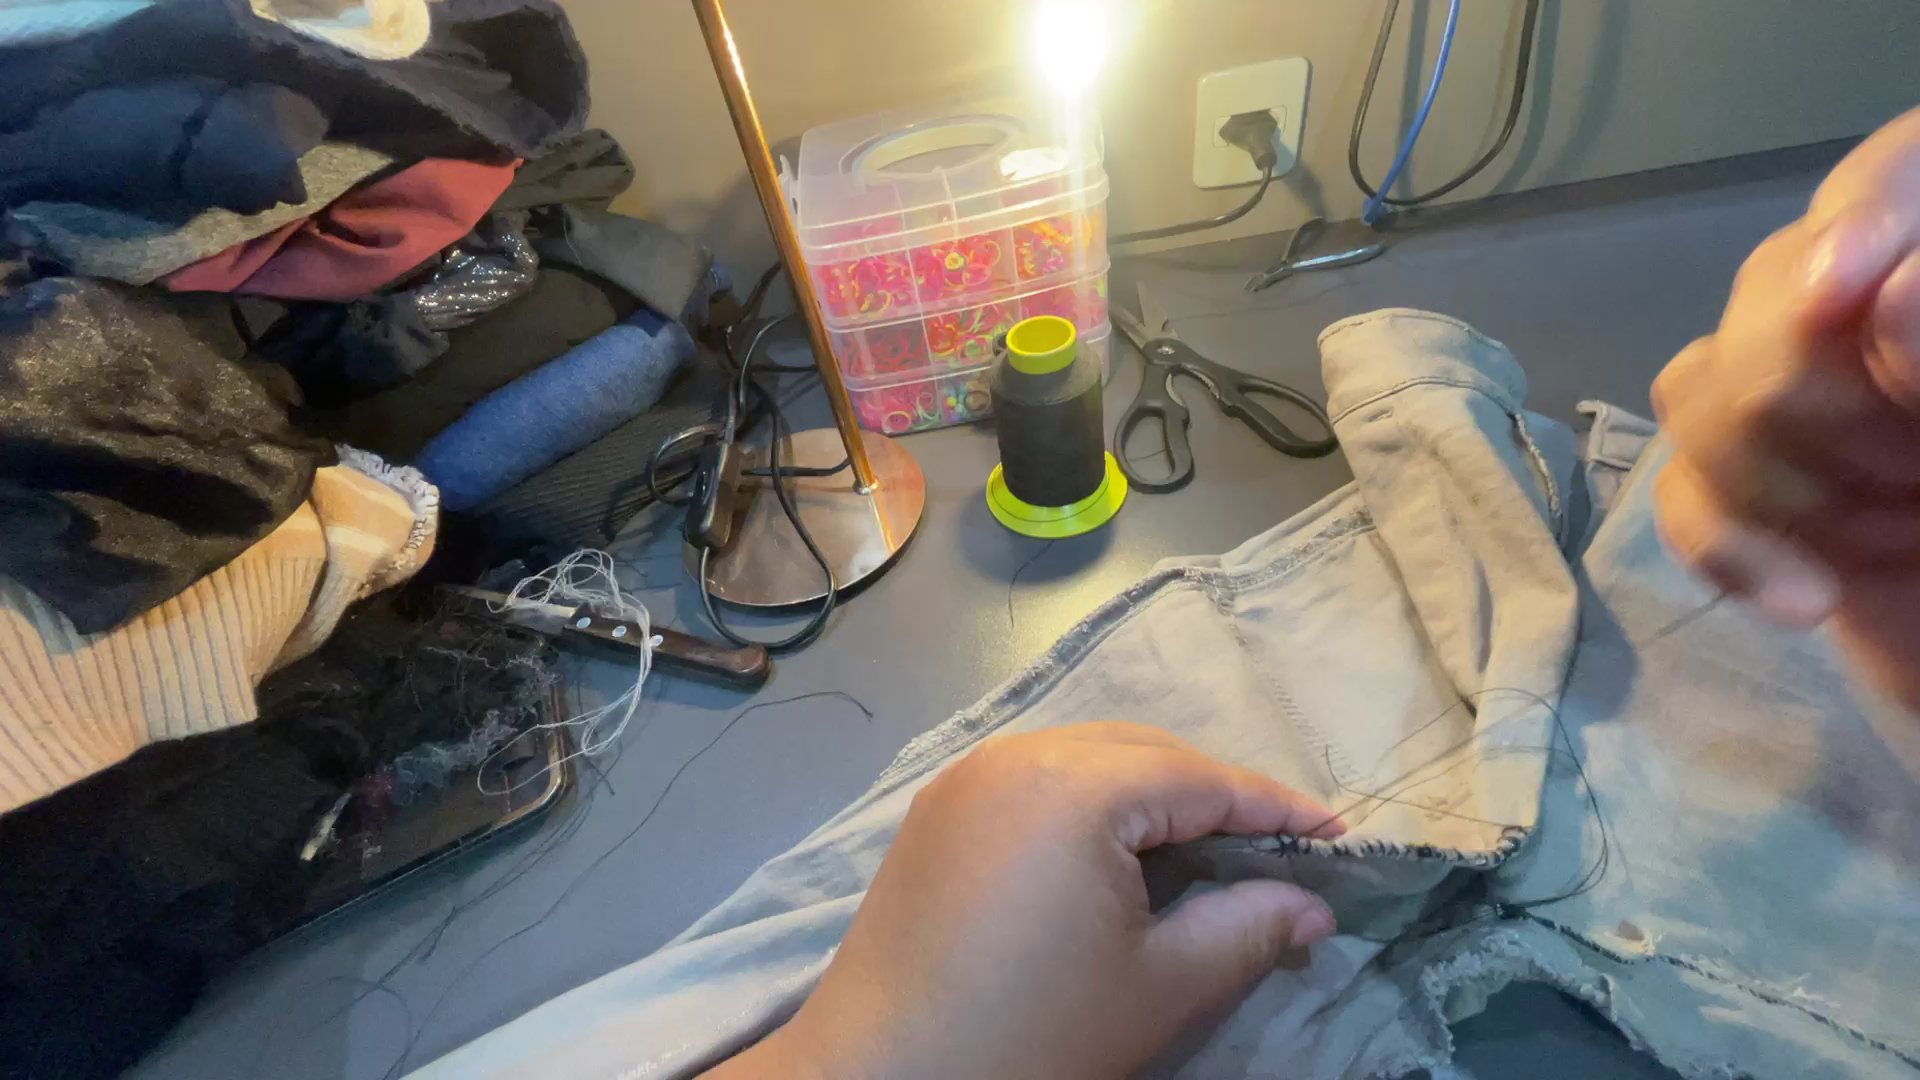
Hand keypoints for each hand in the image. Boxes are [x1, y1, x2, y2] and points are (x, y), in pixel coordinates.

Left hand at [711, 724, 1344, 1079]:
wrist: (884, 1069)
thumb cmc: (1031, 1030)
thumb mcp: (1157, 984)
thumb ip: (1245, 928)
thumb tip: (1312, 904)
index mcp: (1075, 784)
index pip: (1197, 778)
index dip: (1271, 804)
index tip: (1331, 832)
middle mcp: (1020, 751)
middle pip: (1142, 753)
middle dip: (1210, 791)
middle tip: (1266, 844)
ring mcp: (974, 768)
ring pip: (1087, 753)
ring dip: (1148, 788)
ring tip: (1195, 841)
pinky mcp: (944, 797)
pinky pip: (1037, 772)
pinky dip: (1086, 794)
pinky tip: (1105, 841)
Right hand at [1652, 105, 1919, 707]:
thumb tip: (1884, 297)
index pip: (1900, 171)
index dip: (1862, 210)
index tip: (1840, 296)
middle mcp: (1872, 315)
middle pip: (1769, 284)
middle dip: (1812, 391)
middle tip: (1914, 475)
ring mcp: (1800, 405)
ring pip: (1696, 387)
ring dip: (1776, 475)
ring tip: (1894, 535)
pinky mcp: (1751, 491)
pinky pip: (1676, 492)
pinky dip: (1722, 545)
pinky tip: (1797, 598)